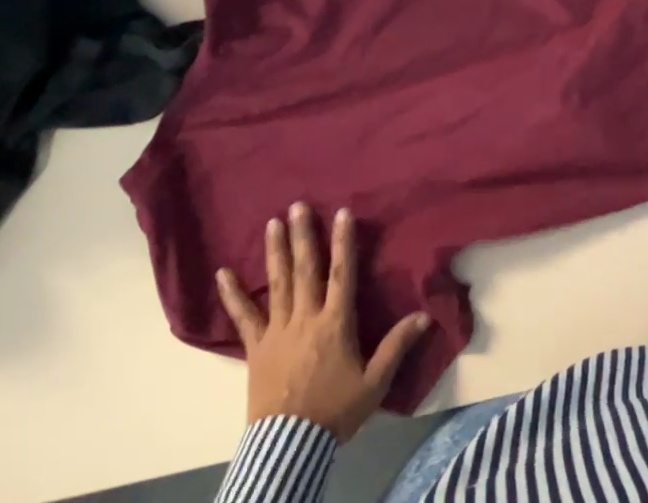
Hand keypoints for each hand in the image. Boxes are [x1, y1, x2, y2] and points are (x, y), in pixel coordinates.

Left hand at [216, 203, 431, 439]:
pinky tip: (222, 275)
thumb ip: (397, 345)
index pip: (342, 274)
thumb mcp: (375, 381)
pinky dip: (232, 295)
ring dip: (275, 252)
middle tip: (298, 206)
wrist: (290, 443)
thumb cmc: (336, 410)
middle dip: (303, 236)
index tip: (342, 213)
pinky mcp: (256, 348)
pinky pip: (243, 317)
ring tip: (272, 223)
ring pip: (277, 284)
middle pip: (305, 270)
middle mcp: (305, 318)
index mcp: (335, 323)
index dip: (343, 243)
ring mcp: (277, 331)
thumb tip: (425, 315)